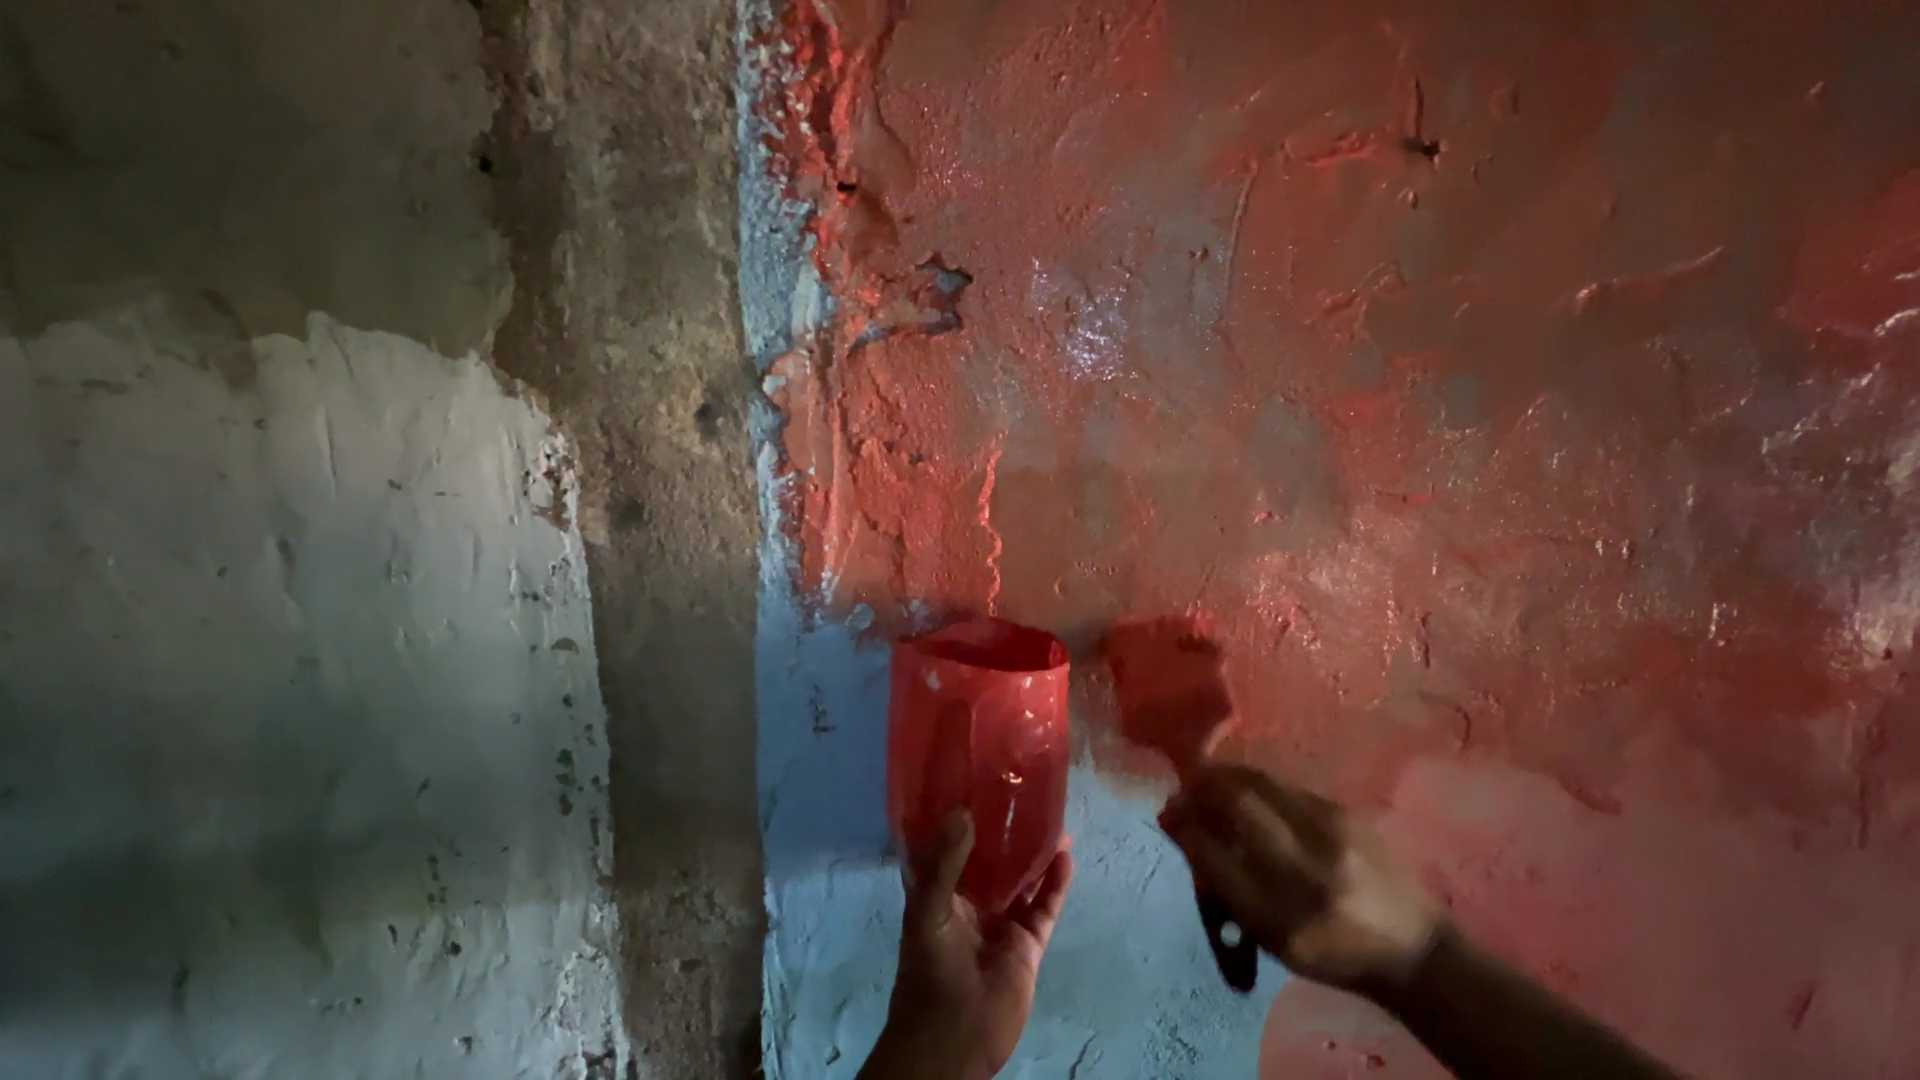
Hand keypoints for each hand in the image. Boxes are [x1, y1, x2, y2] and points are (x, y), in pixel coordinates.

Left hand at [861, 811, 1074, 1079]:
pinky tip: (1065, 855)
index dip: (962, 813)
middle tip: (1026, 790)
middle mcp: (970, 899)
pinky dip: (1056, 882)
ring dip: (1035, 850)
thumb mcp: (928, 912)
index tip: (979, 779)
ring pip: (1022, 877)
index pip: (950, 842)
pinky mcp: (1027, 942)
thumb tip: (963, 811)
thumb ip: (943, 864)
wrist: (953, 1042)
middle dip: (1007, 828)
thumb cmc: (930, 972)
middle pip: (992, 855)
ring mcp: (1001, 920)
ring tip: (1054, 814)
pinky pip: (1045, 905)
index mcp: (939, 889)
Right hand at [1159, 763, 1440, 991]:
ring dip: (1223, 776)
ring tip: (1208, 778)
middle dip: (1199, 788)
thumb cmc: (1331, 952)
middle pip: (1234, 804)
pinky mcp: (1345, 812)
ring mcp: (1329, 834)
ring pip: (1258, 784)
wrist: (1414, 950)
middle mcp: (1303, 869)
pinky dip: (1255, 782)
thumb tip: (1178, 824)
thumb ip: (1222, 885)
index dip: (1183, 825)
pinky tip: (1247, 787)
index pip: (1211, 853)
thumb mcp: (1269, 936)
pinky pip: (1284, 786)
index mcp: (1279, 914)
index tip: (1167, 812)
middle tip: (1183, 788)